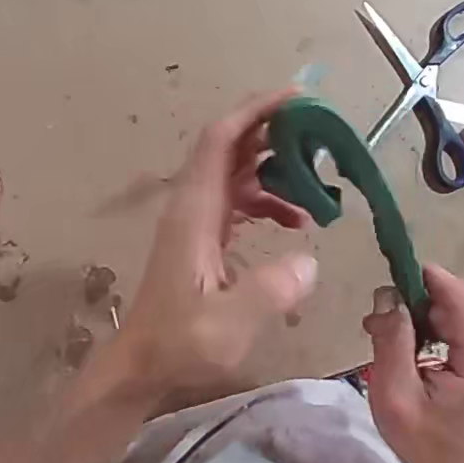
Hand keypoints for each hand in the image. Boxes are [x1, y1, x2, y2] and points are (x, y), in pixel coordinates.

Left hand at [105, 88, 318, 415]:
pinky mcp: (203, 238)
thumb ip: (272, 290)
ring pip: (238, 174)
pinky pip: (239, 201)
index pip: (222, 140)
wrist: (142, 366)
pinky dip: (268, 201)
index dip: (255, 111)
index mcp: (195, 211)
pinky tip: (296, 221)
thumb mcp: (230, 322)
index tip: (297, 96)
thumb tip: (309, 260)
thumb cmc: (179, 343)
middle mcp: (194, 205)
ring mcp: (197, 220)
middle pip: (232, 148)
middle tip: (321, 136)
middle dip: (274, 133)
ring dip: (276, 171)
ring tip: (317, 187)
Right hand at [365, 264, 463, 462]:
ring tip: (393, 337)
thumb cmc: (425, 445)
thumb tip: (389, 293)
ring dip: (428, 318)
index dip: (429, 279)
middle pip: (462, 305)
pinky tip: (419, 349)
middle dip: (420, 304)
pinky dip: (443, 331)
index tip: (394, 272)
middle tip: (379, 321)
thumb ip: (392, 340)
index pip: (463, 299)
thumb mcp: (394, 395)